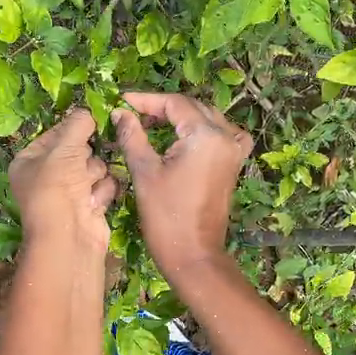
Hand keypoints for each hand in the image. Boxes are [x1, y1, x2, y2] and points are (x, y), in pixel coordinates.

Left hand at [9, 108, 118, 257]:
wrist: (69, 236)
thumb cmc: (56, 188)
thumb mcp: (65, 148)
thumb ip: (78, 124)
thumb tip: (88, 111)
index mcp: (29, 161)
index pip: (56, 134)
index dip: (73, 130)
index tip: (89, 123)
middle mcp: (47, 176)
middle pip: (80, 150)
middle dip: (86, 157)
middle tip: (81, 165)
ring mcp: (69, 193)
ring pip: (96, 166)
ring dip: (95, 175)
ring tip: (86, 190)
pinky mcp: (89, 206)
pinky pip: (103, 186)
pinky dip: (101, 193)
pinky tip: (93, 203)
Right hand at [111, 92, 252, 275]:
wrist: (193, 255)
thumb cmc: (166, 216)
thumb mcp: (144, 172)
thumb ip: (133, 136)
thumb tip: (122, 113)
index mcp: (206, 135)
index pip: (174, 104)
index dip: (146, 100)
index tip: (123, 101)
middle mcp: (225, 137)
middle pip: (192, 108)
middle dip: (163, 108)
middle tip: (133, 115)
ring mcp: (234, 152)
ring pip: (207, 118)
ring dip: (182, 117)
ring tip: (154, 125)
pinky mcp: (233, 165)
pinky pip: (223, 135)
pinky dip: (206, 130)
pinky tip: (189, 137)